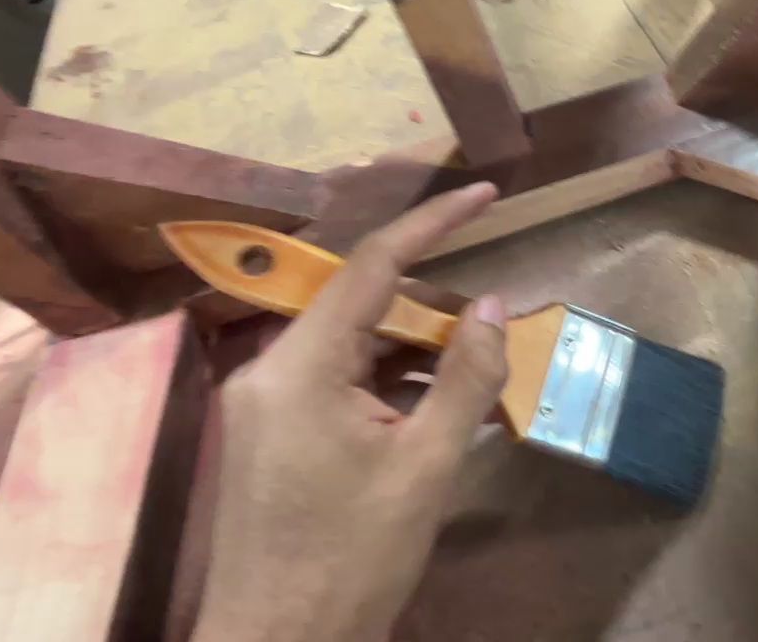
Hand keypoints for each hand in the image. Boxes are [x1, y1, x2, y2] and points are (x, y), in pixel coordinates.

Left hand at [191, 184, 506, 641]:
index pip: (372, 265)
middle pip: (365, 303)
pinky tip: (431, 403)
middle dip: (433, 305)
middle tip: (491, 322)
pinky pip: (341, 375)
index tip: (485, 193)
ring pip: (355, 340)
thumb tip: (492, 304)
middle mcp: (270, 369)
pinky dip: (391, 376)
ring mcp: (265, 400)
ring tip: (472, 369)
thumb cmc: (352, 562)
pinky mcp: (271, 429)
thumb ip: (466, 374)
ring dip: (416, 346)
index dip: (433, 221)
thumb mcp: (427, 464)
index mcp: (300, 368)